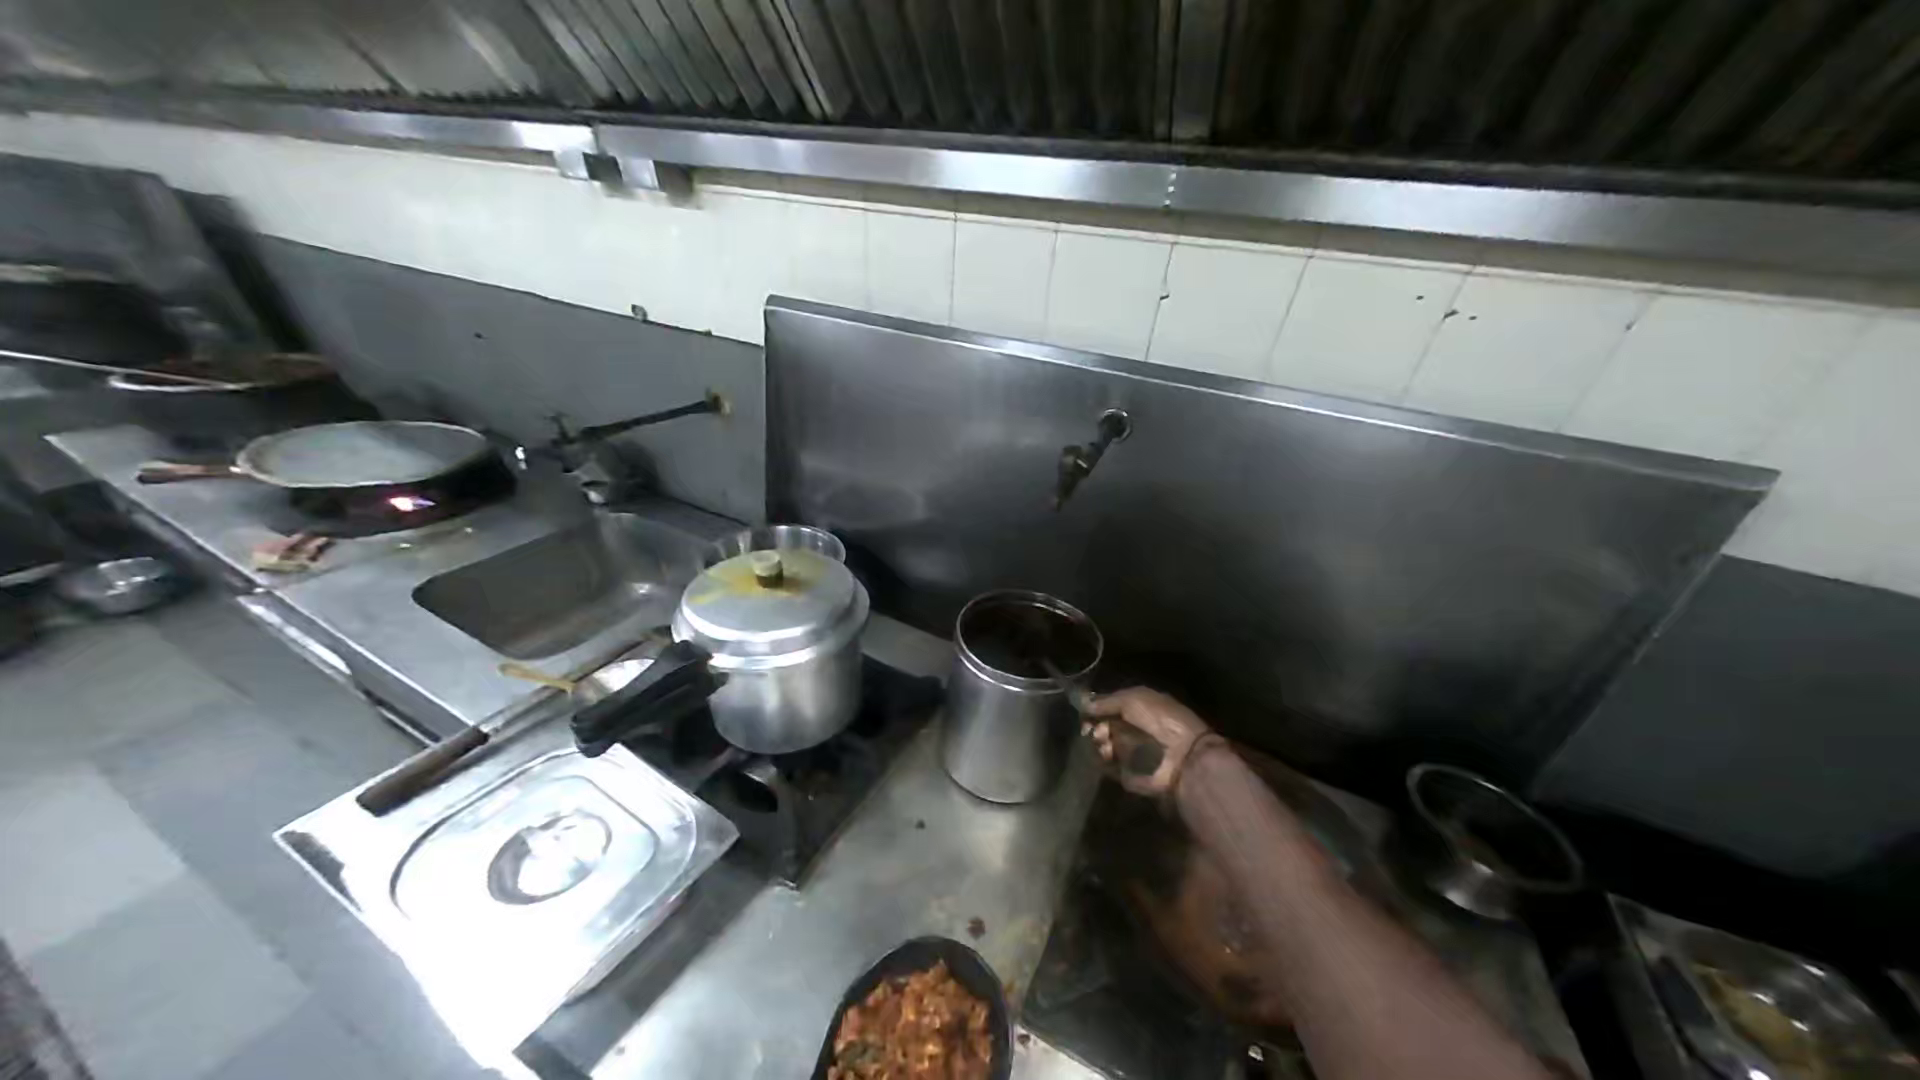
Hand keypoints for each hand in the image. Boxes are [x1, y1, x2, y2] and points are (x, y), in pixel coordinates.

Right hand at [1085, 687, 1216, 798]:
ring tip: (1106, 745)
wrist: (1182, 754)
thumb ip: (1106, 701)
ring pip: (1103, 745)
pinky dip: (1103, 760)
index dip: (1096, 709)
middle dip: (1095, 727)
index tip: (1085, 713)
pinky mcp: (1129, 774)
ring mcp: (1131, 753)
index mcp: (1139, 709)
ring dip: (1099, 743)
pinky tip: (1107, 755)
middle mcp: (1134, 729)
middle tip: (1096, 731)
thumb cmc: (1160, 719)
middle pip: (1103, 726)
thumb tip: (1082, 702)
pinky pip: (1108, 766)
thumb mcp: (1133, 699)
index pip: (1109, 708)